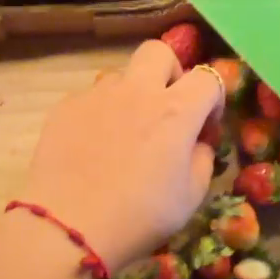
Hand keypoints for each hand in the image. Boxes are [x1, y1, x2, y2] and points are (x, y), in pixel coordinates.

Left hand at [17, 39, 222, 267]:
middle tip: (167, 104)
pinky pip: (91, 97)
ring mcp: (97, 95)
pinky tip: (92, 146)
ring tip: (124, 132)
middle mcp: (137, 91)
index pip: (207, 78)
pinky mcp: (66, 106)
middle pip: (159, 52)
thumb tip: (198, 141)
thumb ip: (202, 158)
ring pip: (121, 75)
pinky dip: (99, 113)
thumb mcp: (190, 197)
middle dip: (169, 71)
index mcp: (176, 111)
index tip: (207, 122)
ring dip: (131, 94)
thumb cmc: (139, 216)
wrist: (68, 225)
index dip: (213, 97)